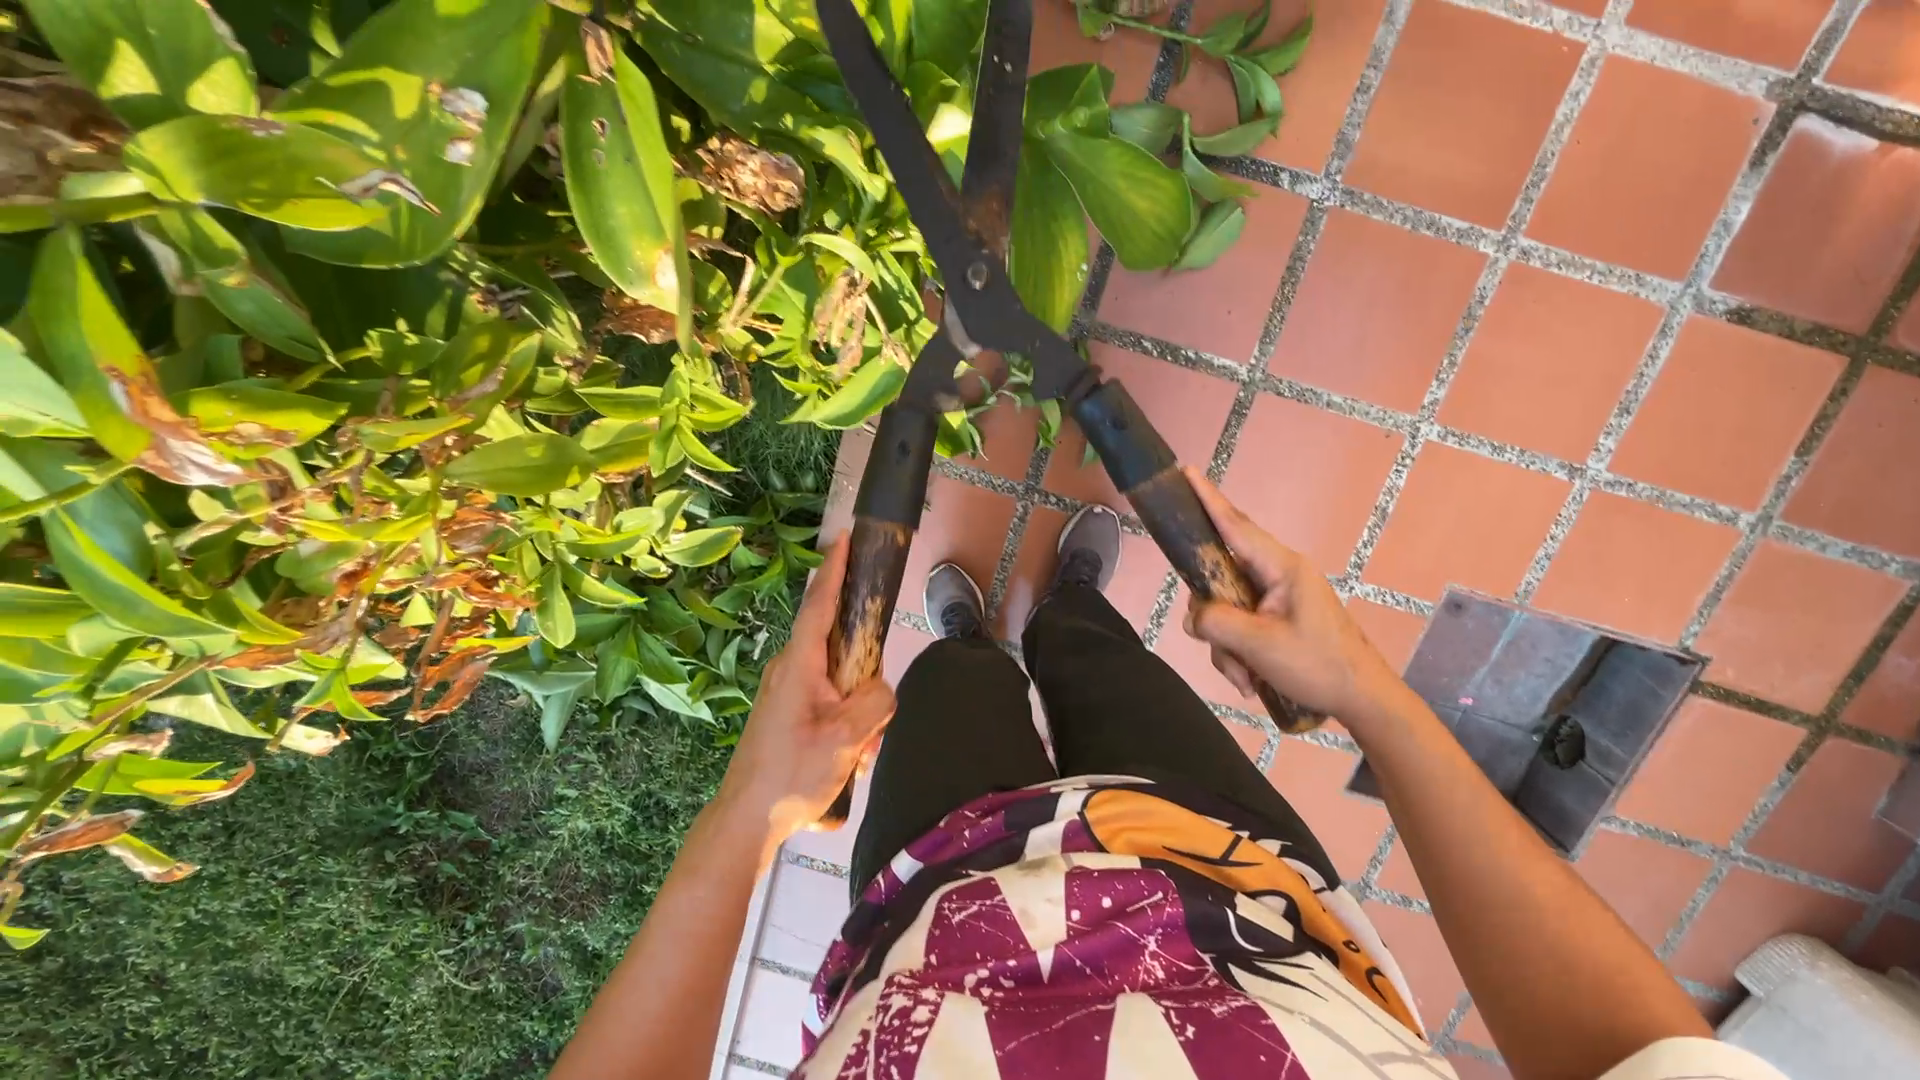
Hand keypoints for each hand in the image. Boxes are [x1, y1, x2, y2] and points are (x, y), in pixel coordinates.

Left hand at [719, 538, 895, 840]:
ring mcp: (787, 694)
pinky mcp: (789, 715)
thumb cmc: (792, 774)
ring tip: (856, 757)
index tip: (846, 537)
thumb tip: (880, 689)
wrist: (746, 820)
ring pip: (842, 684)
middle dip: (867, 681)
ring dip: (860, 716)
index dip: (836, 570)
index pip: (820, 604)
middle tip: (870, 727)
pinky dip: (848, 728)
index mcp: (799, 665)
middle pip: (843, 650)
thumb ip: (876, 701)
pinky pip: (832, 706)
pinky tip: (849, 764)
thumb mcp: (846, 738)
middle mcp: (790, 670)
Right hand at [1181, 467, 1404, 726]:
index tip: (1186, 472)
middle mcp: (1277, 575)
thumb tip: (1193, 616)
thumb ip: (1217, 623)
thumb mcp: (1261, 645)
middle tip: (1225, 650)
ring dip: (1227, 646)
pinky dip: (1237, 653)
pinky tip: (1251, 679)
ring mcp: (1276, 598)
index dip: (1208, 499)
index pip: (1236, 526)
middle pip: (1220, 579)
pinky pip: (1238, 626)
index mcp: (1282, 568)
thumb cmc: (1319, 665)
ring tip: (1246, 677)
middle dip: (1214, 620)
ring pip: (1225, 609)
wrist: (1362, 699)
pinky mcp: (1275, 619)